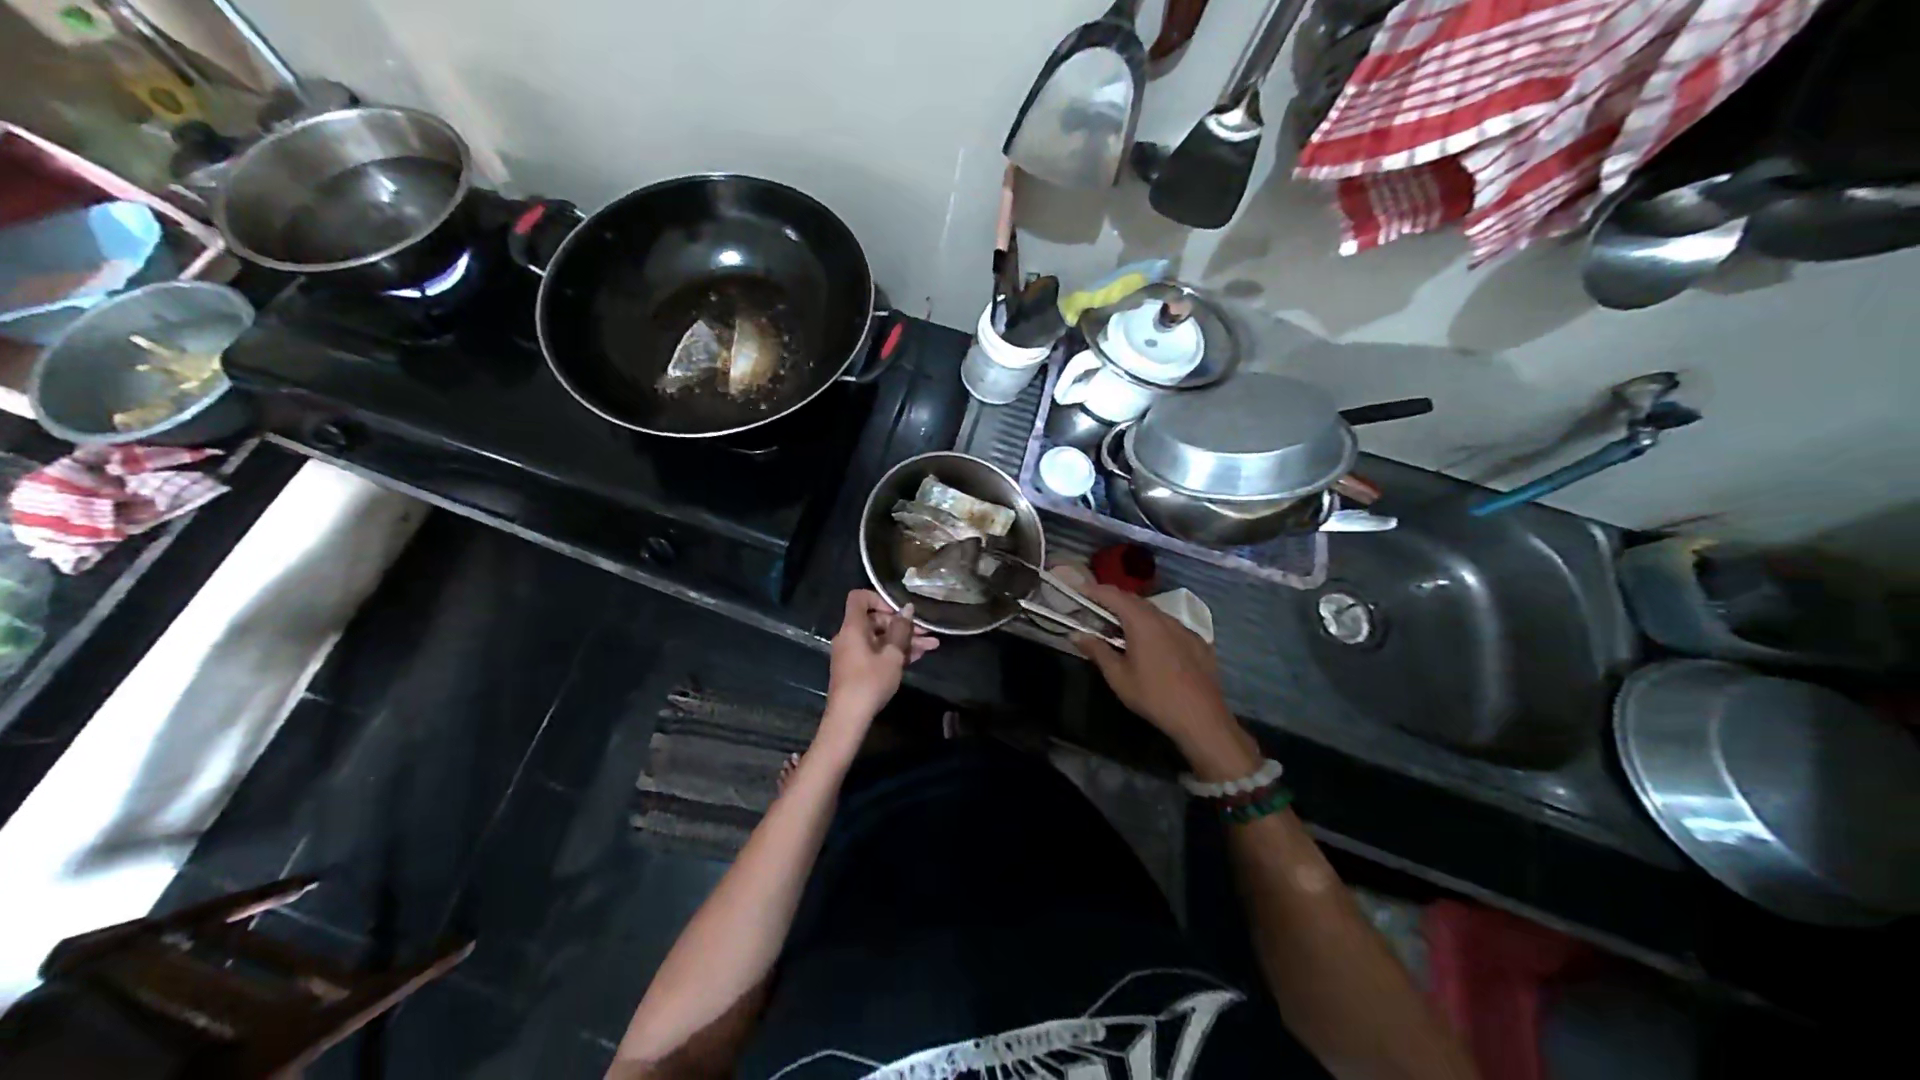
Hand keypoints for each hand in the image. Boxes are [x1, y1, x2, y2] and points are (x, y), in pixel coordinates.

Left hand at [822, 590, 937, 741]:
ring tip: (931, 645)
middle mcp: (849, 636)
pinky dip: (894, 652)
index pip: (859, 598)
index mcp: (853, 628)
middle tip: (926, 632)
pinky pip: (877, 652)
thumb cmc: (870, 682)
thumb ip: (901, 630)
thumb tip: (907, 609)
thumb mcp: (892, 656)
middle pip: (875, 620)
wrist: (849, 717)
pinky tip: (918, 656)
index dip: (879, 598)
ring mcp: (853, 653)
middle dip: (902, 625)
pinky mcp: (857, 668)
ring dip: (904, 640)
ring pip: (880, 638)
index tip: (899, 612)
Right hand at [1071, 584, 1256, 780]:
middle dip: (1113, 601)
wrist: (1201, 718)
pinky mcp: (1198, 642)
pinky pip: (1171, 626)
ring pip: (1154, 612)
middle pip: (1134, 600)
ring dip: (1134, 615)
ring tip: (1120, 628)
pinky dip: (1154, 627)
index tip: (1078, 591)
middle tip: (1095, 610)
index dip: (1094, 590)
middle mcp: (1164, 618)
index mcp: (1142, 621)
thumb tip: (1077, 634)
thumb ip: (1097, 651)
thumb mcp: (1118, 676)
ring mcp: (1184, 629)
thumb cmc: (1153, 696)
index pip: (1113, 595)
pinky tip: (1151, 646)